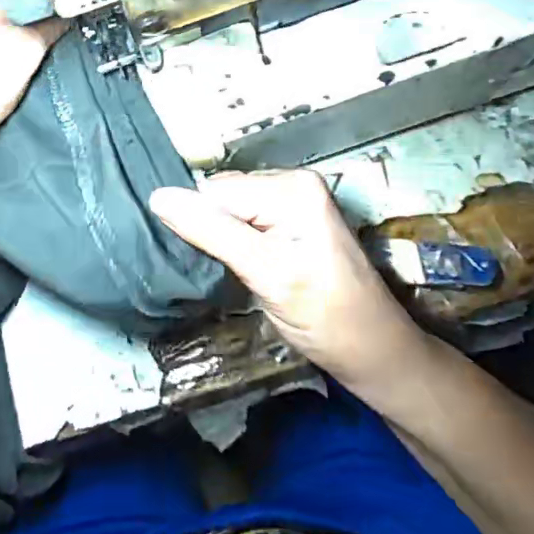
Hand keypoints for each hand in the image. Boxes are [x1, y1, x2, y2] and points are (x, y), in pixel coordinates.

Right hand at [149, 170, 426, 385]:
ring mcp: (293, 199)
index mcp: (292, 186)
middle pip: (222, 196)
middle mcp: (292, 182)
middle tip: (222, 270)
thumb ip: (212, 232)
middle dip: (211, 229)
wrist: (374, 351)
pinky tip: (245, 264)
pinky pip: (244, 218)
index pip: (216, 191)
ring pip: (229, 208)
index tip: (193, 259)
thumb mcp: (266, 274)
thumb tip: (158, 198)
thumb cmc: (328, 318)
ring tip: (235, 270)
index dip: (198, 224)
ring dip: (222, 237)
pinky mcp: (290, 219)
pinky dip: (236, 241)